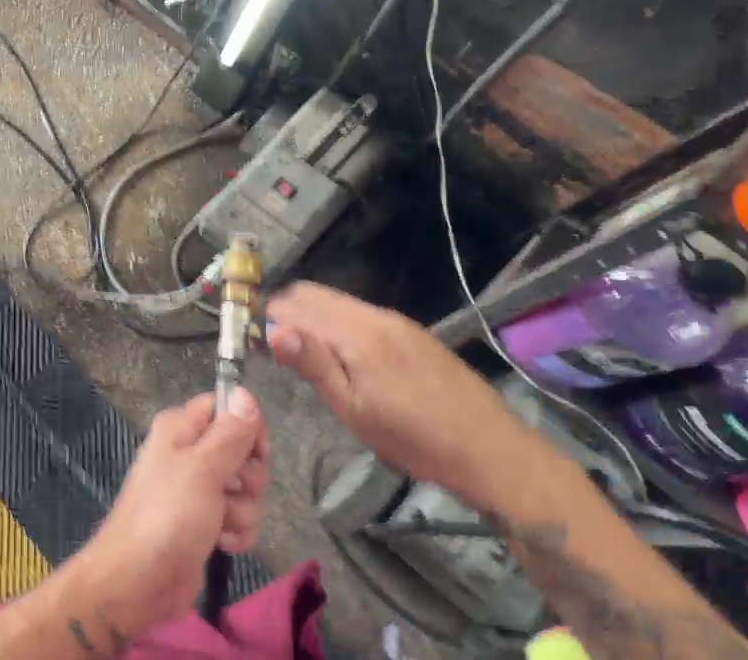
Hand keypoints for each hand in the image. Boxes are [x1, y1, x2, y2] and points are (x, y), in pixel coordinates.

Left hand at [67, 388, 268, 634]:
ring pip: (244, 489)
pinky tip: (221, 543)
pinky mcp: (203, 521)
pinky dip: (235, 532)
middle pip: (241, 450)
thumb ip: (229, 434)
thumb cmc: (168, 514)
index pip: (225, 407)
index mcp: (179, 428)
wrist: (140, 577)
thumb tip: (247, 394)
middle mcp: (187, 452)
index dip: (247, 427)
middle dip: (248, 478)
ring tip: (219, 523)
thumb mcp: (202, 468)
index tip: (257, 452)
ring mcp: (195, 489)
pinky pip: (237, 518)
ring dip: (242, 510)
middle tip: (232, 490)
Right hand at [267, 282, 553, 510]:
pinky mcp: (413, 333)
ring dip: (311, 317)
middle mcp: (377, 317)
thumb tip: (271, 330)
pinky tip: (342, 358)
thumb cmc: (416, 441)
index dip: (267, 317)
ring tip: (304, 356)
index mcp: (359, 335)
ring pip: (336, 302)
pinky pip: (360, 314)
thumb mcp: (354, 411)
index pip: (295, 304)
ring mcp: (398, 322)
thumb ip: (313, 365)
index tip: (252, 342)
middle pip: (313, 294)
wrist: (495, 453)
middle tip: (274, 348)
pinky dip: (337, 324)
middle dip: (285, 312)